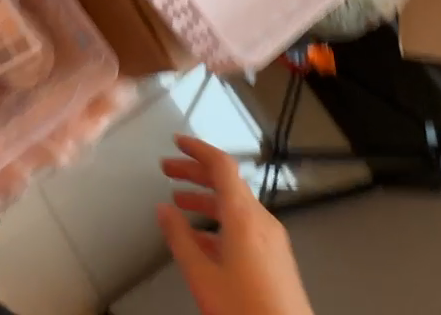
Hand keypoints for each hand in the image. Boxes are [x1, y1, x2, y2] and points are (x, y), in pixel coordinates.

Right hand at [157, 137, 312, 314]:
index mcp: (243, 217)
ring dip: (206, 198)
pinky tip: (201, 239)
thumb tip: (163, 210)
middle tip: (168, 170)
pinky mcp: (277, 258)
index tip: (177, 142)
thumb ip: (179, 238)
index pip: (221, 165)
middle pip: (227, 182)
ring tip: (179, 202)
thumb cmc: (244, 311)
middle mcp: (262, 221)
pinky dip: (219, 221)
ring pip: (235, 205)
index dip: (198, 149)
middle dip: (195, 172)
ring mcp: (273, 240)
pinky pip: (245, 226)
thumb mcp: (201, 275)